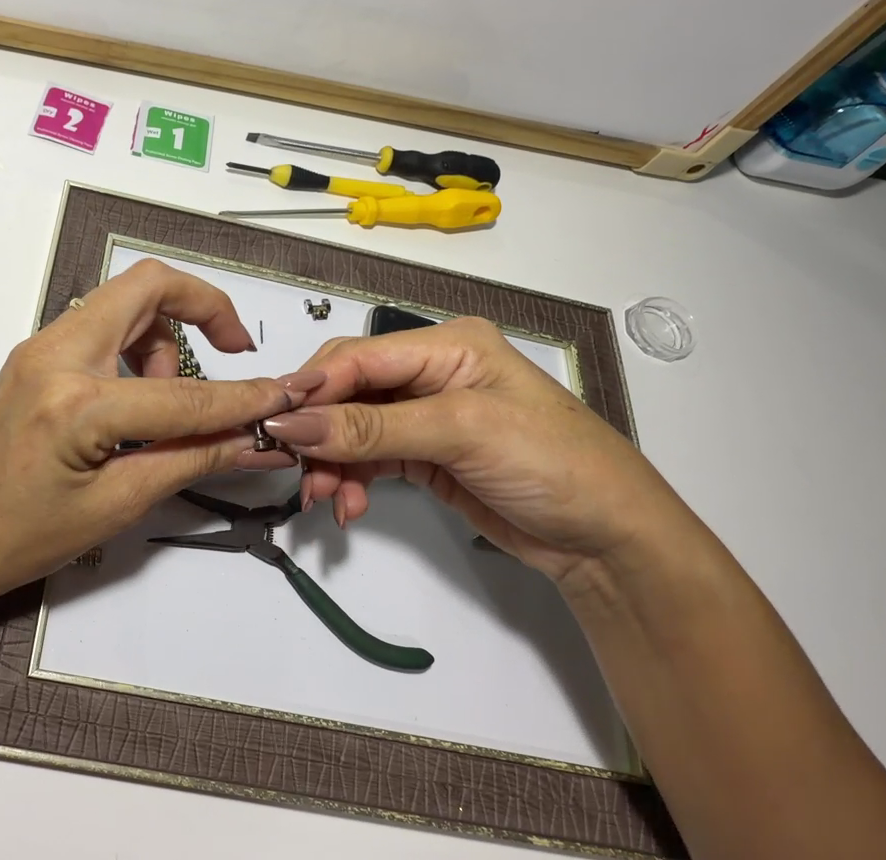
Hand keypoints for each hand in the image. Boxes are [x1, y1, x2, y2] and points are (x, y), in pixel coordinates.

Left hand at [0, 259, 320, 602]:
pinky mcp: (34, 355)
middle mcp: (53, 356)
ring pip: (122, 299)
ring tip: (171, 396)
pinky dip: (134, 344)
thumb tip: (254, 440)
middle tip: (234, 345)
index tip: (281, 396)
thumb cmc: (22, 535)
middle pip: (145, 284)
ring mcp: (38, 348)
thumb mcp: (118, 504)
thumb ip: (193, 460)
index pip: (182, 393)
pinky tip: (138, 396)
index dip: (241, 398)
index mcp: (75, 404)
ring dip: (163, 332)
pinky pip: (98, 324)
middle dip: (203, 305)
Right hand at [258, 317, 691, 586]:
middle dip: (320, 431)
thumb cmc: (555, 465)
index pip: (360, 357)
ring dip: (332, 463)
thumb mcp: (462, 432)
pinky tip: (348, 506)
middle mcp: (432, 372)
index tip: (275, 424)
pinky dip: (351, 480)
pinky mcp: (424, 456)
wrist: (609, 541)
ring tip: (327, 500)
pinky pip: (367, 459)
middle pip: (349, 392)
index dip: (314, 388)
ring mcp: (427, 416)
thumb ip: (372, 428)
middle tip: (297, 468)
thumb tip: (292, 425)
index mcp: (449, 345)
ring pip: (351, 429)